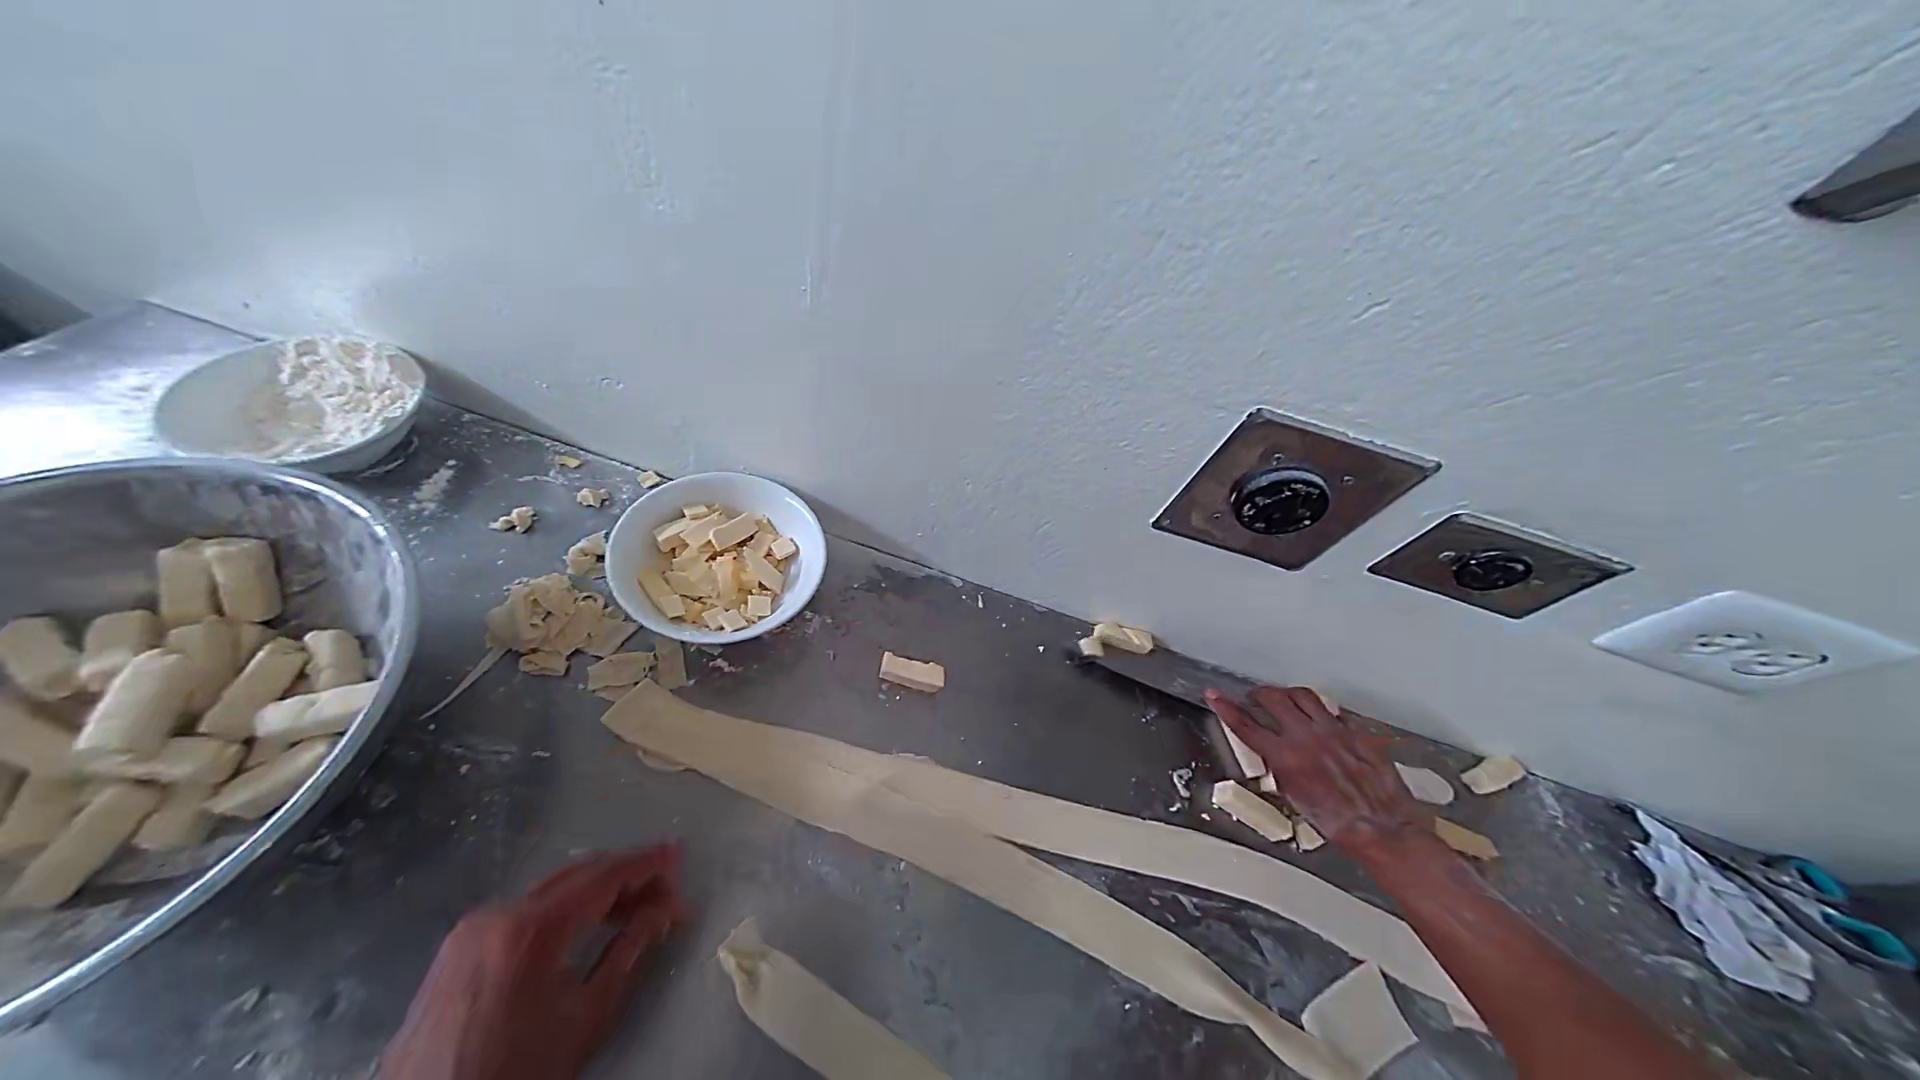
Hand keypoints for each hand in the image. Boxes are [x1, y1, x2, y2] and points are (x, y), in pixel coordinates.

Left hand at [379, 846, 686, 1079]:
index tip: (680, 854)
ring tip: (635, 909)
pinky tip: (588, 924)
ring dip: (597, 892)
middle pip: (579, 875)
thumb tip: (665, 908)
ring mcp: (473, 928)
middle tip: (666, 890)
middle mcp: (499, 913)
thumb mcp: (589, 1014)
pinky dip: (564, 908)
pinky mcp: (459, 946)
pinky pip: (525, 909)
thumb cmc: (519, 1071)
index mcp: (532, 929)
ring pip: (552, 889)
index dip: (648, 863)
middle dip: (627, 876)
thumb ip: (631, 949)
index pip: (605, 876)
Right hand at [1205, 686, 1430, 856]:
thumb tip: (1275, 755)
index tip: (1215, 696)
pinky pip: (1334, 711)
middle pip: (1273, 699)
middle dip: (1259, 693)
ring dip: (1288, 694)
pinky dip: (1321, 709)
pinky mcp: (1356, 733)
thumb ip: (1281, 768)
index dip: (1226, 707)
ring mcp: (1333, 732)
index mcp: (1286, 757)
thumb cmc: (1338, 822)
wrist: (1380, 829)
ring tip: (1285, 697)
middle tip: (1255, 696)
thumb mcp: (1294, 796)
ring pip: (1303, 695)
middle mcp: (1306, 738)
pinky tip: (1321, 717)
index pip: (1246, 724)